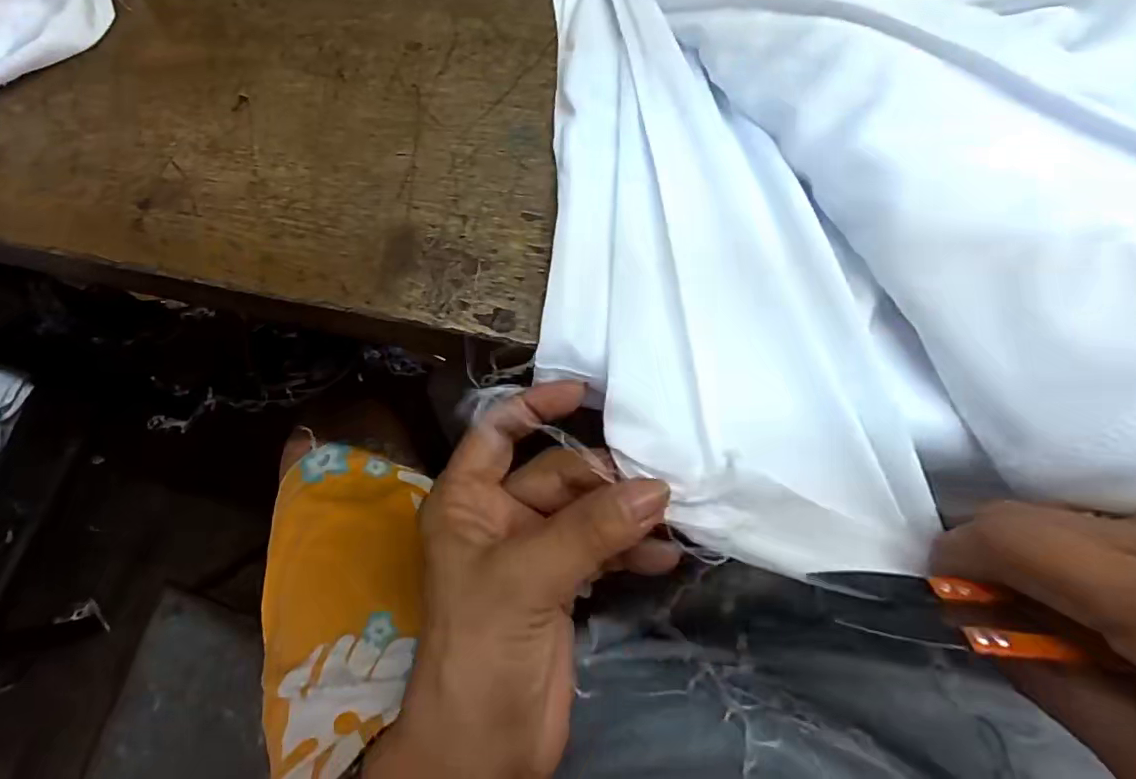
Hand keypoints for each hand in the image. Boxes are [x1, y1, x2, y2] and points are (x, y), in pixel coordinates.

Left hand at [365, 381, 678, 778]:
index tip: (582, 392)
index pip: (497, 432)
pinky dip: (630, 551)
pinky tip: (664, 558)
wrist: (483, 748)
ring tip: (669, 518)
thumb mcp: (528, 578)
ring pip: (584, 512)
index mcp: (467, 501)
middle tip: (655, 484)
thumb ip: (591, 530)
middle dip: (603, 478)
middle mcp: (497, 517)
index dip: (535, 406)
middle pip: (556, 474)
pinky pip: (600, 549)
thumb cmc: (480, 647)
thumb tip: (655, 489)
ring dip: (624, 514)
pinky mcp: (561, 584)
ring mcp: (531, 551)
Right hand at [934, 502, 1135, 778]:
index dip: (959, 559)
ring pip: (1093, 518)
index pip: (1019, 535)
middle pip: (1048, 516)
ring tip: (1077, 629)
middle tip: (1001, 623)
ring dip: (1058, 562)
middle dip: (1003, 560)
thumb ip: (1066, 691)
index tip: (942, 597)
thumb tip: (975, 626)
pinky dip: (1111, 562)